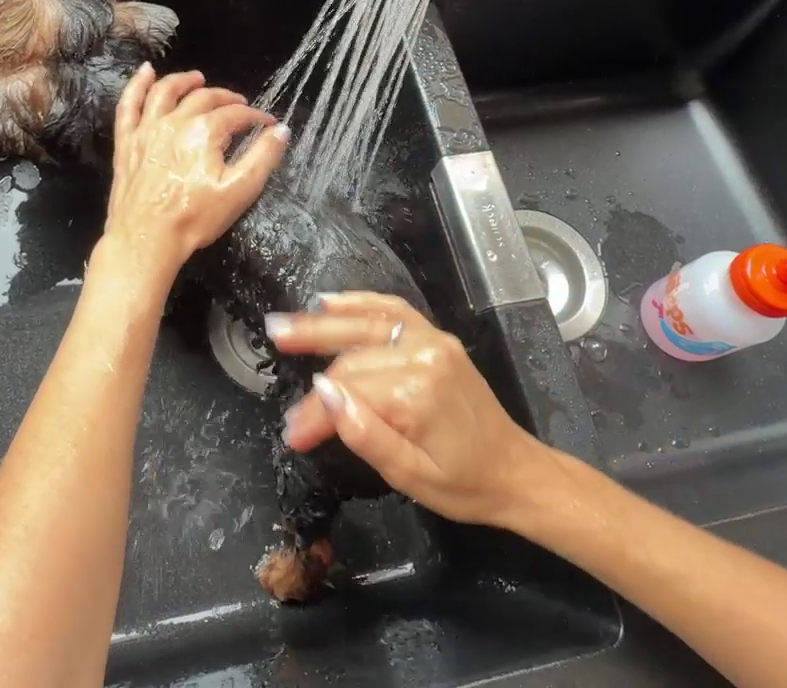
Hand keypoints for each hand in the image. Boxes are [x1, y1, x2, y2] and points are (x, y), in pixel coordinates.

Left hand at [103, 65, 288, 275]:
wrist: (146, 240)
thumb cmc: (195, 219)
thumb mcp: (239, 191)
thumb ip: (263, 157)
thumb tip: (281, 130)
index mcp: (204, 132)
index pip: (236, 114)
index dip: (255, 116)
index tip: (267, 122)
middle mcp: (175, 122)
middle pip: (204, 98)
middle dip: (226, 97)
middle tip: (239, 103)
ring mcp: (147, 130)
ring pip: (166, 92)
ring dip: (184, 81)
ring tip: (197, 78)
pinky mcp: (126, 142)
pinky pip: (129, 105)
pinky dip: (137, 85)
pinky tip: (146, 72)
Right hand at [265, 293, 546, 528]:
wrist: (516, 471)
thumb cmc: (463, 485)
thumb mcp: (409, 476)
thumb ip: (363, 433)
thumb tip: (323, 393)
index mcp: (418, 391)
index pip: (348, 391)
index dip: (314, 413)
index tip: (291, 434)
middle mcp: (425, 354)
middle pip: (352, 357)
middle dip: (313, 374)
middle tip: (270, 351)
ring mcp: (432, 340)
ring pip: (367, 324)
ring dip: (323, 321)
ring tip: (284, 323)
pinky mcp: (436, 338)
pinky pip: (394, 311)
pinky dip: (360, 303)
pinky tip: (329, 301)